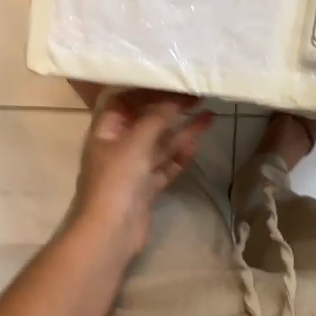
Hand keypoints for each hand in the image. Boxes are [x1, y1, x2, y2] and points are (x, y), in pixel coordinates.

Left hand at [66, 90, 214, 260]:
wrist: (109, 234)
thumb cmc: (116, 182)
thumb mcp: (135, 143)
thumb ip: (156, 118)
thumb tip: (175, 99)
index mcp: (106, 131)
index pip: (125, 101)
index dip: (146, 90)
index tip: (172, 81)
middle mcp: (118, 147)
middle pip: (146, 121)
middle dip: (170, 109)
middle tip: (198, 95)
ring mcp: (133, 169)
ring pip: (160, 144)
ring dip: (182, 130)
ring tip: (209, 115)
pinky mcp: (146, 188)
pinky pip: (166, 166)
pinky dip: (180, 156)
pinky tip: (197, 144)